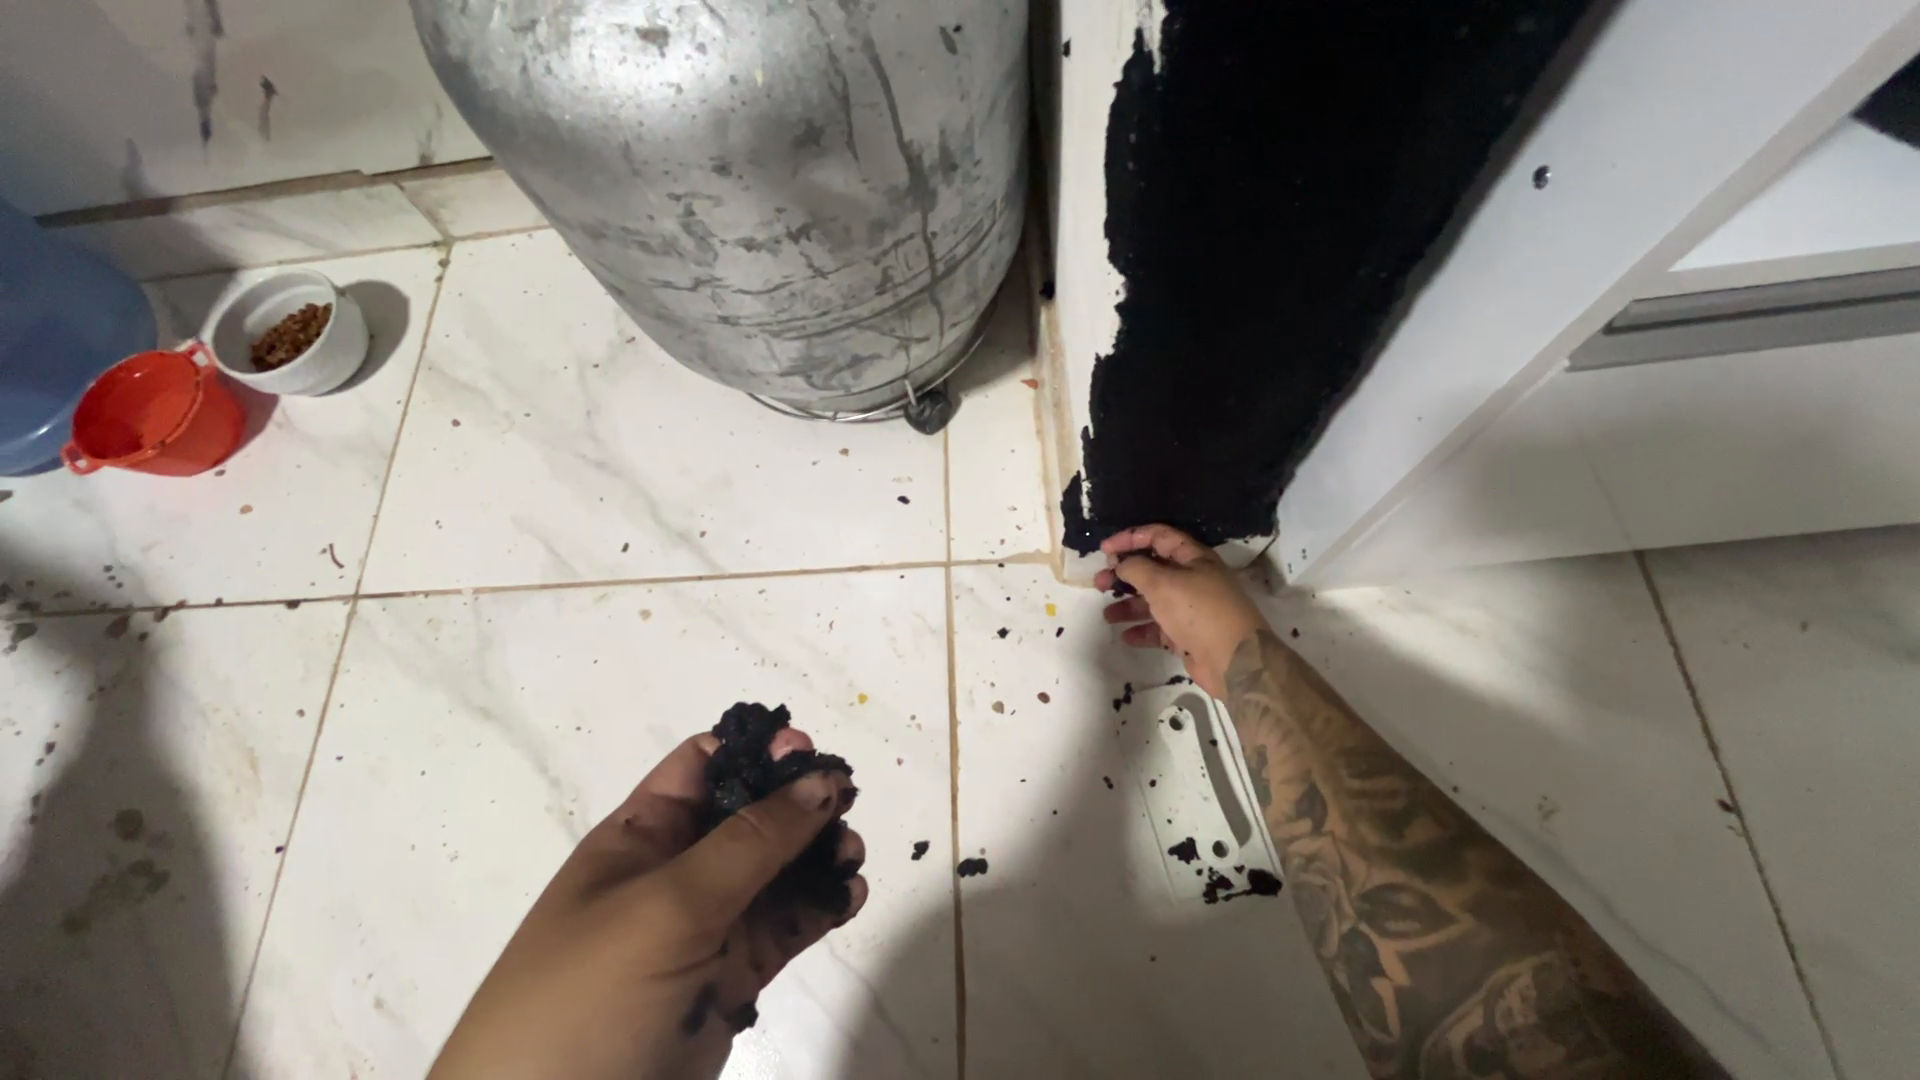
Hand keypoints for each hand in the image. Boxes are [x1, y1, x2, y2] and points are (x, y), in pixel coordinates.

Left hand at [429, 729, 865, 1079]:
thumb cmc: (591, 998)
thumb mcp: (668, 905)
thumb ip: (751, 841)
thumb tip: (820, 779)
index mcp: (641, 837)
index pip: (703, 765)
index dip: (754, 750)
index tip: (808, 753)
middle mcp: (676, 872)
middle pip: (751, 814)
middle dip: (800, 800)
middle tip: (847, 803)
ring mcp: (706, 928)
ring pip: (777, 870)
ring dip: (819, 853)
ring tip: (852, 855)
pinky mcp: (732, 978)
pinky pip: (786, 926)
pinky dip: (821, 906)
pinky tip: (851, 897)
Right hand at [1095, 524, 1271, 698]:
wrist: (1233, 659)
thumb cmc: (1198, 611)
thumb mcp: (1163, 583)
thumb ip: (1136, 568)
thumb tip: (1121, 564)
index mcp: (1193, 558)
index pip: (1158, 536)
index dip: (1130, 538)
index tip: (1105, 549)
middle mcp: (1192, 579)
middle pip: (1152, 569)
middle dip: (1124, 575)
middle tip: (1099, 583)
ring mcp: (1190, 608)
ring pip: (1152, 600)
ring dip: (1128, 605)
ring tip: (1107, 615)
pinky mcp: (1187, 634)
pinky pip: (1159, 627)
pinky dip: (1141, 630)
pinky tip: (1125, 636)